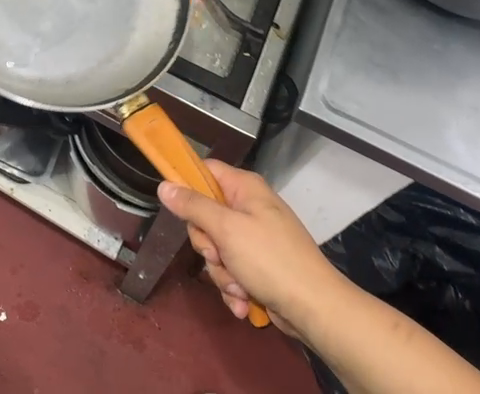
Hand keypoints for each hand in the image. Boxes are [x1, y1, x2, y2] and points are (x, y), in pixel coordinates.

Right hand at [158, 159, 342, 332]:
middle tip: (217, 255)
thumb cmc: (270, 260)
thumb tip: (164, 185)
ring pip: (216, 248)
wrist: (315, 308)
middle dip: (208, 245)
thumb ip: (193, 206)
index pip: (205, 171)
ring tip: (239, 286)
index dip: (187, 184)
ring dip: (222, 272)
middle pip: (206, 216)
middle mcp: (250, 208)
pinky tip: (243, 302)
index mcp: (245, 189)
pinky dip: (234, 286)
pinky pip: (231, 269)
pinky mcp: (259, 265)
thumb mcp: (226, 229)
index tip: (174, 206)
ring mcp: (255, 238)